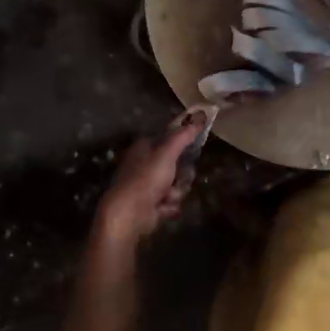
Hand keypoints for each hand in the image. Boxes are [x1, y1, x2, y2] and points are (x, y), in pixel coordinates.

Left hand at [90, 108, 208, 258]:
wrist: (128, 215)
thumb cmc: (146, 179)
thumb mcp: (167, 153)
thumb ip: (184, 135)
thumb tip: (201, 115)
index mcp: (145, 147)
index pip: (170, 138)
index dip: (184, 143)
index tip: (194, 148)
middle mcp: (146, 164)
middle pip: (179, 163)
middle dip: (182, 174)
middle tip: (179, 177)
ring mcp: (149, 184)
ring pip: (178, 182)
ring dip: (177, 191)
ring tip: (168, 196)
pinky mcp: (153, 202)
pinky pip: (172, 199)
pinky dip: (170, 204)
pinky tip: (162, 208)